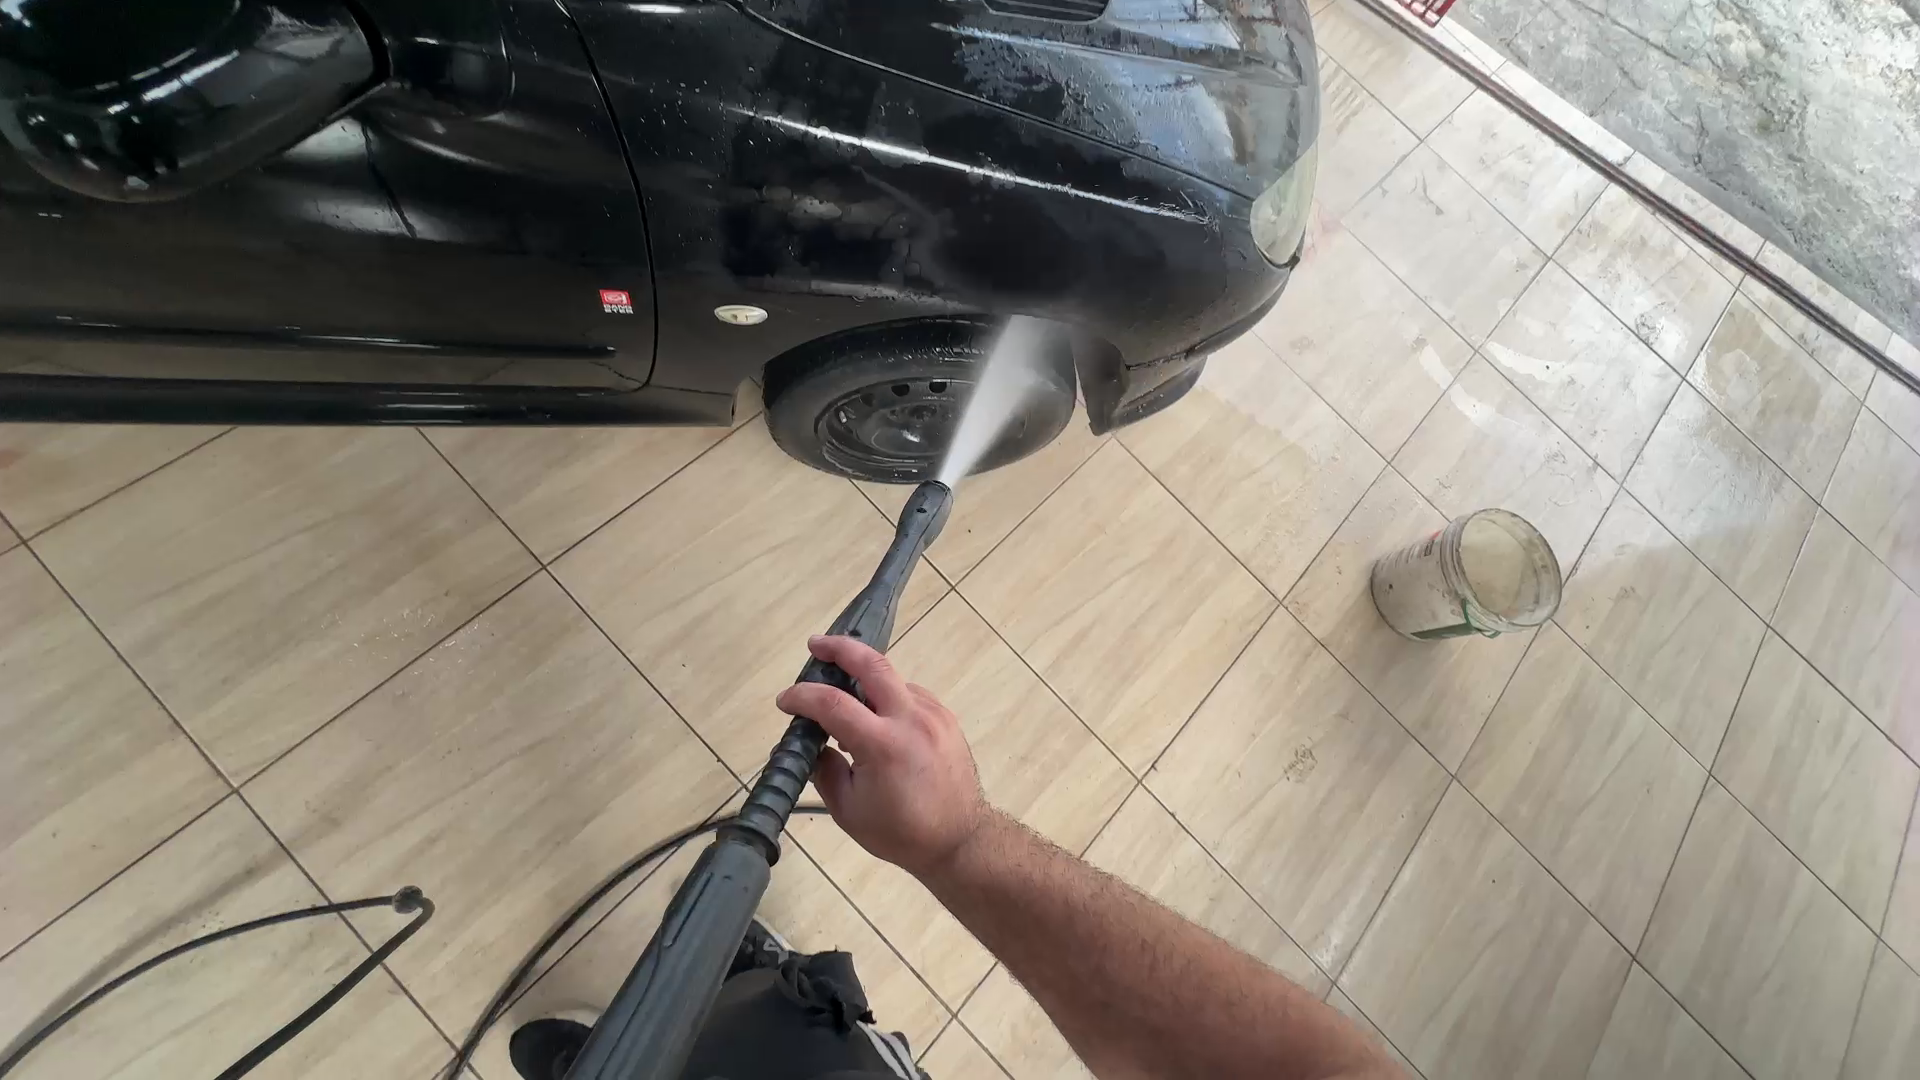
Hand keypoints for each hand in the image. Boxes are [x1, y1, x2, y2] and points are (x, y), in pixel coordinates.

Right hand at [775, 635, 991, 876]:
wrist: (960, 838)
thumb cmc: (901, 832)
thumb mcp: (848, 810)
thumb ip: (824, 769)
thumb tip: (811, 742)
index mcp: (883, 745)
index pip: (833, 704)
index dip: (803, 697)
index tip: (785, 701)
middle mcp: (910, 719)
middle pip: (872, 664)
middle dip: (840, 647)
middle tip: (816, 645)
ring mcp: (933, 714)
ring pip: (892, 678)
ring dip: (865, 678)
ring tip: (843, 694)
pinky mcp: (945, 716)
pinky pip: (909, 694)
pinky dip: (888, 697)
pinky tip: (877, 716)